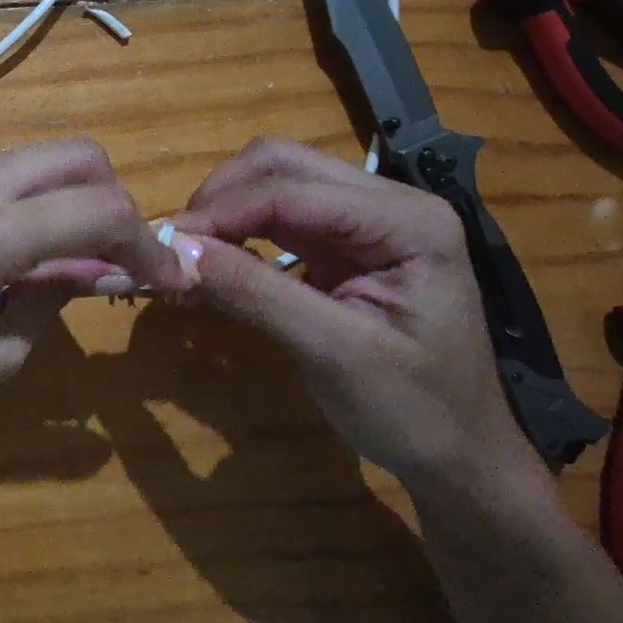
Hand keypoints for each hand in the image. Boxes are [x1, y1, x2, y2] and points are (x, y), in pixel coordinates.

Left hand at [0, 139, 197, 436]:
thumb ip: (53, 301)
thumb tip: (105, 270)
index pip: (99, 212)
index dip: (147, 243)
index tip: (167, 278)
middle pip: (77, 157)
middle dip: (115, 203)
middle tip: (119, 262)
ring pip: (40, 156)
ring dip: (73, 197)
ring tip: (73, 260)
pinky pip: (3, 171)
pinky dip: (35, 198)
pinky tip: (25, 250)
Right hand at [169, 138, 535, 487]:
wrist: (458, 456)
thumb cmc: (414, 409)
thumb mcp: (333, 353)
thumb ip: (256, 293)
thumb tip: (176, 252)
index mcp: (407, 221)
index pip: (292, 191)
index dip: (223, 211)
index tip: (164, 244)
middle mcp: (387, 203)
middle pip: (280, 166)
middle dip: (219, 199)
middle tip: (174, 248)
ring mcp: (363, 220)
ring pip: (271, 182)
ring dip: (222, 212)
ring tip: (185, 258)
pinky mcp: (338, 242)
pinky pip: (272, 216)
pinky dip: (234, 233)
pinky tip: (209, 264)